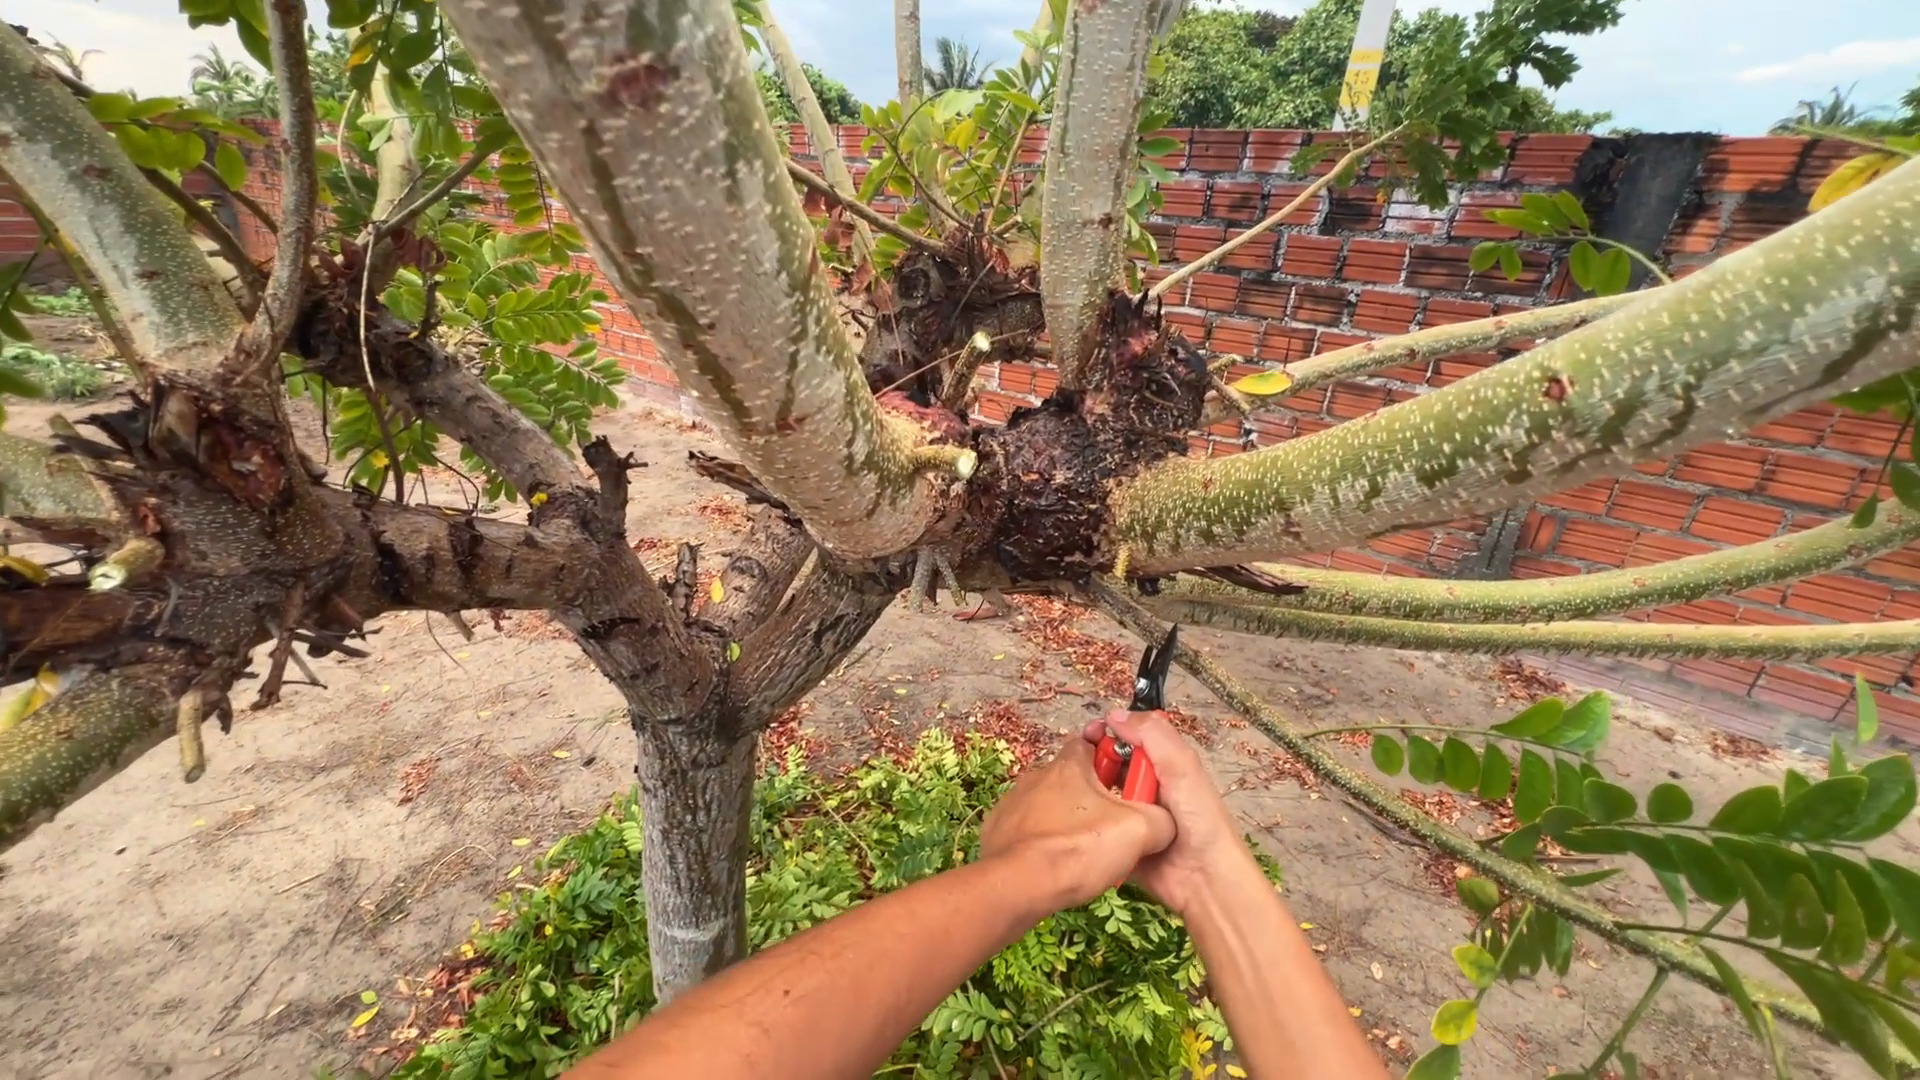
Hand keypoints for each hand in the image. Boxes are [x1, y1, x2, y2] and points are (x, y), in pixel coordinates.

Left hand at [979, 736, 1175, 909]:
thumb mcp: (1138, 832)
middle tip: (1115, 824)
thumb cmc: (1076, 849)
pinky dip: (1046, 841)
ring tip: (1089, 851)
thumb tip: (1165, 823)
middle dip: (1095, 795)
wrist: (1017, 886)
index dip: (1112, 755)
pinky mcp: (1000, 830)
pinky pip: (1030, 829)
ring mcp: (1014, 802)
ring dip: (1070, 820)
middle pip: (1074, 777)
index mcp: (1069, 765)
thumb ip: (1160, 819)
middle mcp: (1037, 775)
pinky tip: (1059, 865)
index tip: (1127, 776)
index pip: (1090, 741)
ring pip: (1052, 804)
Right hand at [1081, 711, 1251, 914]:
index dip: (1109, 731)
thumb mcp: (1182, 767)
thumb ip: (1153, 736)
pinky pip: (1097, 821)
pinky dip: (1086, 816)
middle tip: (1073, 761)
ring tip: (1069, 786)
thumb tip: (1114, 715)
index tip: (1088, 731)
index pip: (1130, 737)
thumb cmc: (1201, 822)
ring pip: (1100, 791)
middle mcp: (1146, 785)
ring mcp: (1131, 813)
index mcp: (1164, 764)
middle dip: (1093, 758)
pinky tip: (1070, 812)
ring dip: (1086, 788)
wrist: (1204, 881)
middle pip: (1110, 762)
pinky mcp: (1119, 839)